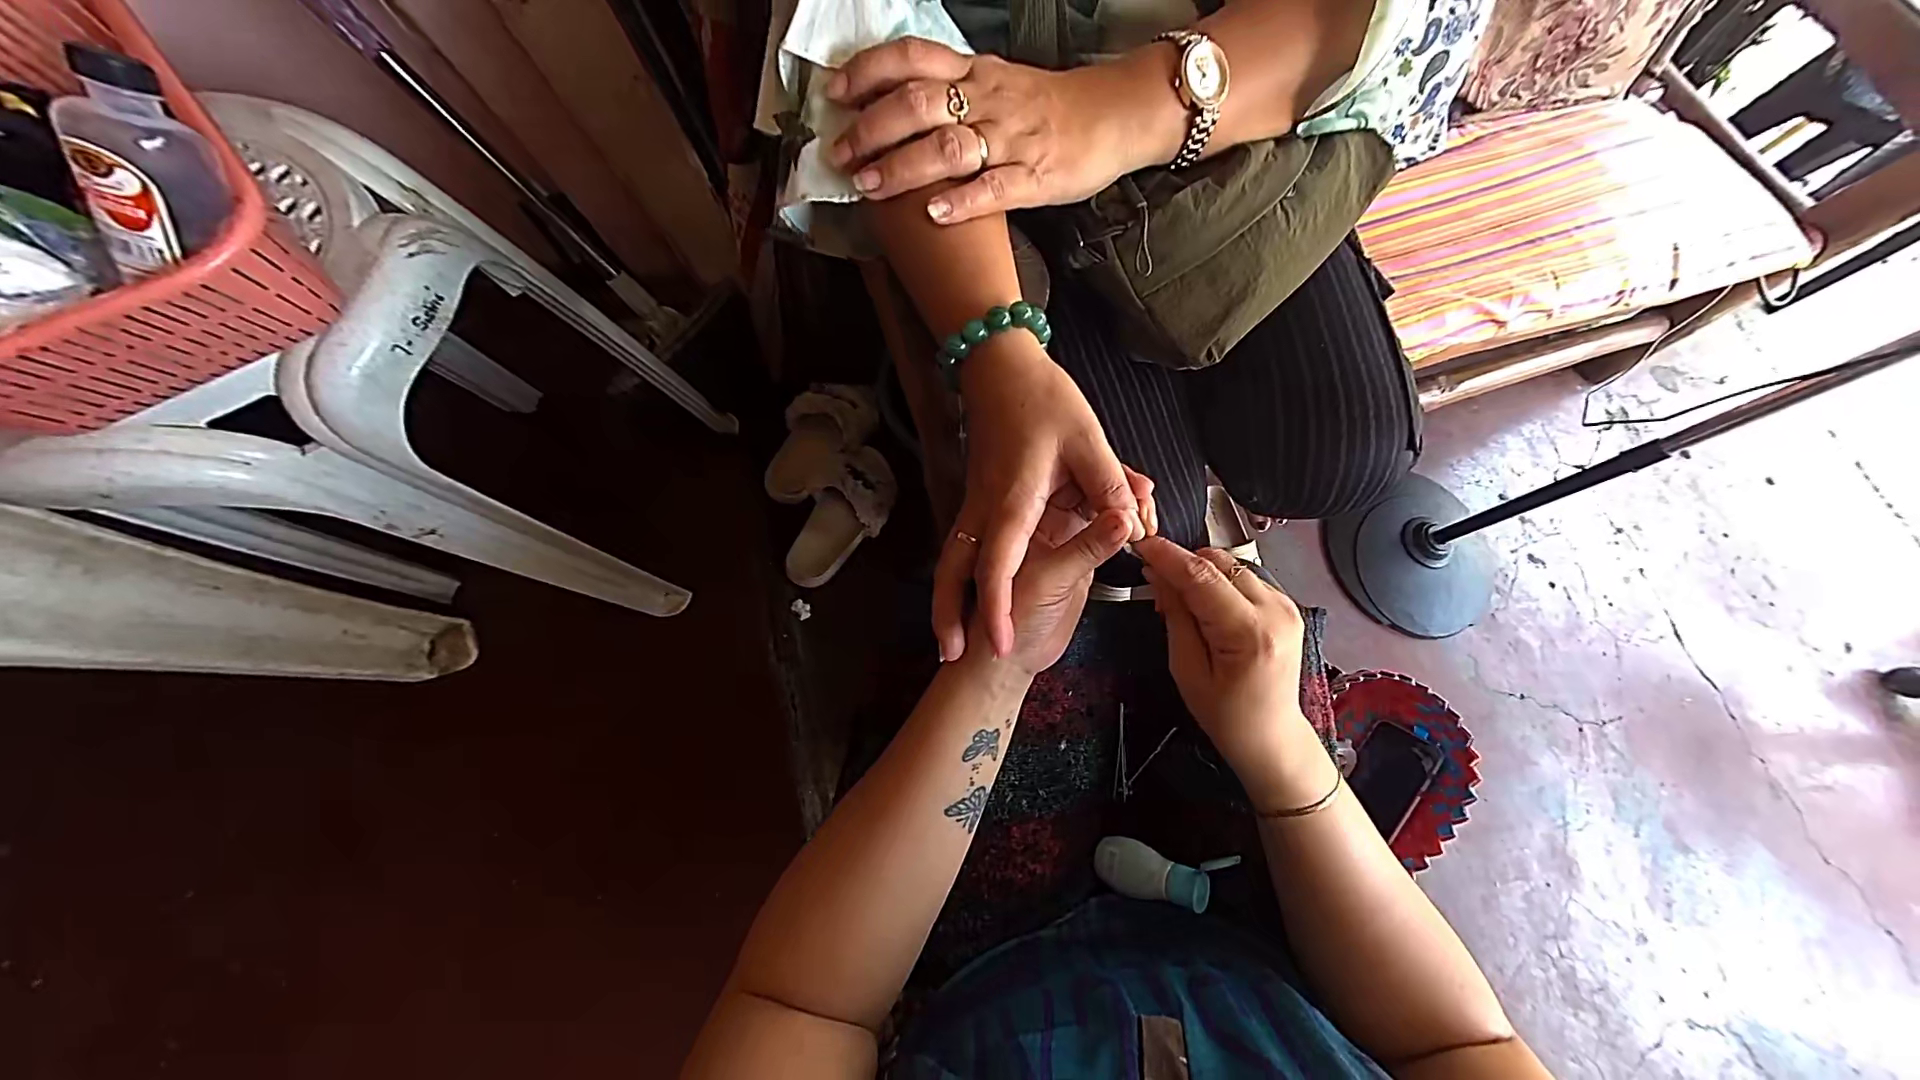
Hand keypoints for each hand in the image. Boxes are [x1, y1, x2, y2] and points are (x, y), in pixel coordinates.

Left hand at [825, 37, 1172, 223]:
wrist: (1114, 115)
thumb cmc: (1050, 107)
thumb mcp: (998, 85)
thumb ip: (954, 93)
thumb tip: (898, 112)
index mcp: (976, 73)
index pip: (912, 59)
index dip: (868, 72)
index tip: (835, 93)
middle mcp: (987, 100)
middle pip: (919, 104)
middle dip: (872, 129)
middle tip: (842, 156)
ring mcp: (1011, 139)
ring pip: (948, 146)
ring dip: (903, 167)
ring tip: (871, 186)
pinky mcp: (1035, 176)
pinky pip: (993, 188)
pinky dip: (960, 201)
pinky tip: (933, 212)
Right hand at [937, 335, 1153, 662]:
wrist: (1000, 369)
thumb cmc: (1042, 401)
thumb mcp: (1088, 442)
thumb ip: (1111, 489)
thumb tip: (1132, 529)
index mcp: (1013, 501)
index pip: (996, 564)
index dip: (995, 608)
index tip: (998, 644)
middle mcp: (986, 510)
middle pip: (952, 568)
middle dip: (948, 613)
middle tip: (950, 653)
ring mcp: (976, 505)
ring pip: (952, 557)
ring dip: (948, 597)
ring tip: (950, 636)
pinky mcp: (979, 500)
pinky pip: (966, 543)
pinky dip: (962, 572)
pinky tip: (972, 590)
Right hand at [1134, 537, 1334, 812]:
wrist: (1271, 735)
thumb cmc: (1225, 714)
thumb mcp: (1186, 669)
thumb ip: (1175, 616)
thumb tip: (1159, 575)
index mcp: (1249, 633)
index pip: (1201, 576)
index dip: (1167, 556)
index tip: (1141, 543)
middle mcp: (1275, 611)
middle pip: (1218, 562)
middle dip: (1182, 563)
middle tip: (1155, 582)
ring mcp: (1285, 605)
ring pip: (1231, 564)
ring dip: (1199, 571)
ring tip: (1179, 600)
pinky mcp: (1285, 605)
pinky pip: (1243, 576)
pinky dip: (1217, 580)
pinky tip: (1203, 605)